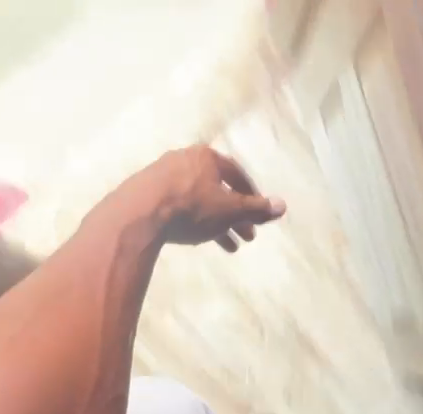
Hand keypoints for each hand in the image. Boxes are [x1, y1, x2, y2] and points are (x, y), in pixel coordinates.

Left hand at [131, 145, 284, 251]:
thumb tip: (283, 206)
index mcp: (207, 157)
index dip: (251, 196)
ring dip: (217, 222)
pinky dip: (195, 220)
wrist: (140, 213)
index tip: (258, 215)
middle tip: (247, 237)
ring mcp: (164, 174)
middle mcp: (186, 159)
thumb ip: (256, 209)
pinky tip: (198, 237)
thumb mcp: (229, 211)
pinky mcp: (149, 191)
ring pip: (200, 199)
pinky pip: (180, 204)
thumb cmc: (191, 208)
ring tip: (228, 246)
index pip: (237, 174)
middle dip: (235, 215)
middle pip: (218, 189)